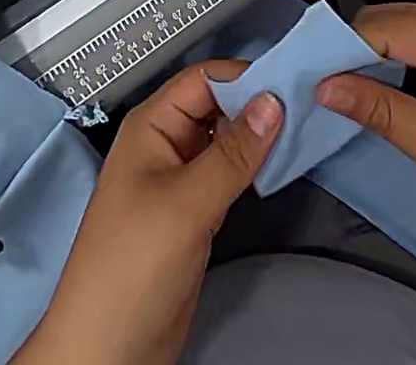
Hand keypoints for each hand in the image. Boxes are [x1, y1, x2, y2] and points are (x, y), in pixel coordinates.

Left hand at [13, 61, 282, 364]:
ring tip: (301, 131)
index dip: (244, 77)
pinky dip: (253, 166)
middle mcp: (165, 142)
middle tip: (305, 108)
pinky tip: (278, 165)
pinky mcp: (194, 207)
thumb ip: (232, 153)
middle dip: (255, 104)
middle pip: (216, 106)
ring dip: (258, 136)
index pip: (203, 80)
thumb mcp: (186, 203)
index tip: (290, 84)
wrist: (110, 346)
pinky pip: (228, 171)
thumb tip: (272, 103)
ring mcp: (180, 176)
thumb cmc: (132, 265)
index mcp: (151, 125)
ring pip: (224, 139)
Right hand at [316, 2, 415, 220]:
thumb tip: (324, 86)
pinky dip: (382, 53)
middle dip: (347, 50)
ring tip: (342, 87)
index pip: (379, 28)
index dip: (339, 51)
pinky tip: (374, 82)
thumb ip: (381, 111)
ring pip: (388, 22)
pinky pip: (404, 31)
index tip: (310, 80)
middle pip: (381, 19)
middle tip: (323, 88)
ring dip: (362, 52)